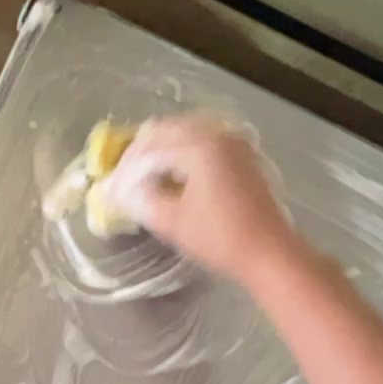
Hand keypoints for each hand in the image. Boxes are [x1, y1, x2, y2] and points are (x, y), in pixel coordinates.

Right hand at [102, 114, 300, 285]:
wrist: (270, 253)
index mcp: (199, 145)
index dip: (127, 166)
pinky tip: (176, 174)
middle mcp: (218, 135)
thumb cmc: (220, 237)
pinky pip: (206, 142)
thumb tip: (122, 192)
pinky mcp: (244, 157)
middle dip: (143, 151)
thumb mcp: (172, 221)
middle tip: (126, 174)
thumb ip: (142, 200)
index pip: (150, 146)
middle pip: (169, 130)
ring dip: (164, 149)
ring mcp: (235, 143)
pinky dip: (185, 153)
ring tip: (146, 173)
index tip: (112, 186)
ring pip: (188, 133)